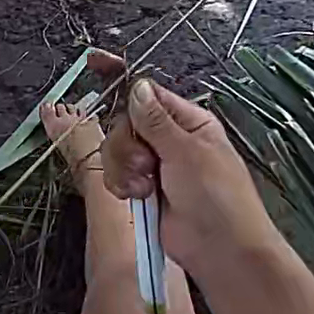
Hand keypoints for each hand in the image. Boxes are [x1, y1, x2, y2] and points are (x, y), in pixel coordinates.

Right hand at [91, 53, 275, 283]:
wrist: (220, 250)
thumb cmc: (217, 196)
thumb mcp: (188, 151)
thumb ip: (156, 120)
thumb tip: (137, 85)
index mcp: (187, 122)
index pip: (148, 94)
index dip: (124, 84)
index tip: (93, 63)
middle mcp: (167, 139)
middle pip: (124, 123)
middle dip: (127, 145)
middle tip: (146, 164)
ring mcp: (152, 165)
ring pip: (115, 149)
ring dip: (124, 168)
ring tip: (145, 187)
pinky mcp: (140, 188)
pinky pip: (114, 174)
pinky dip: (121, 185)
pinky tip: (138, 197)